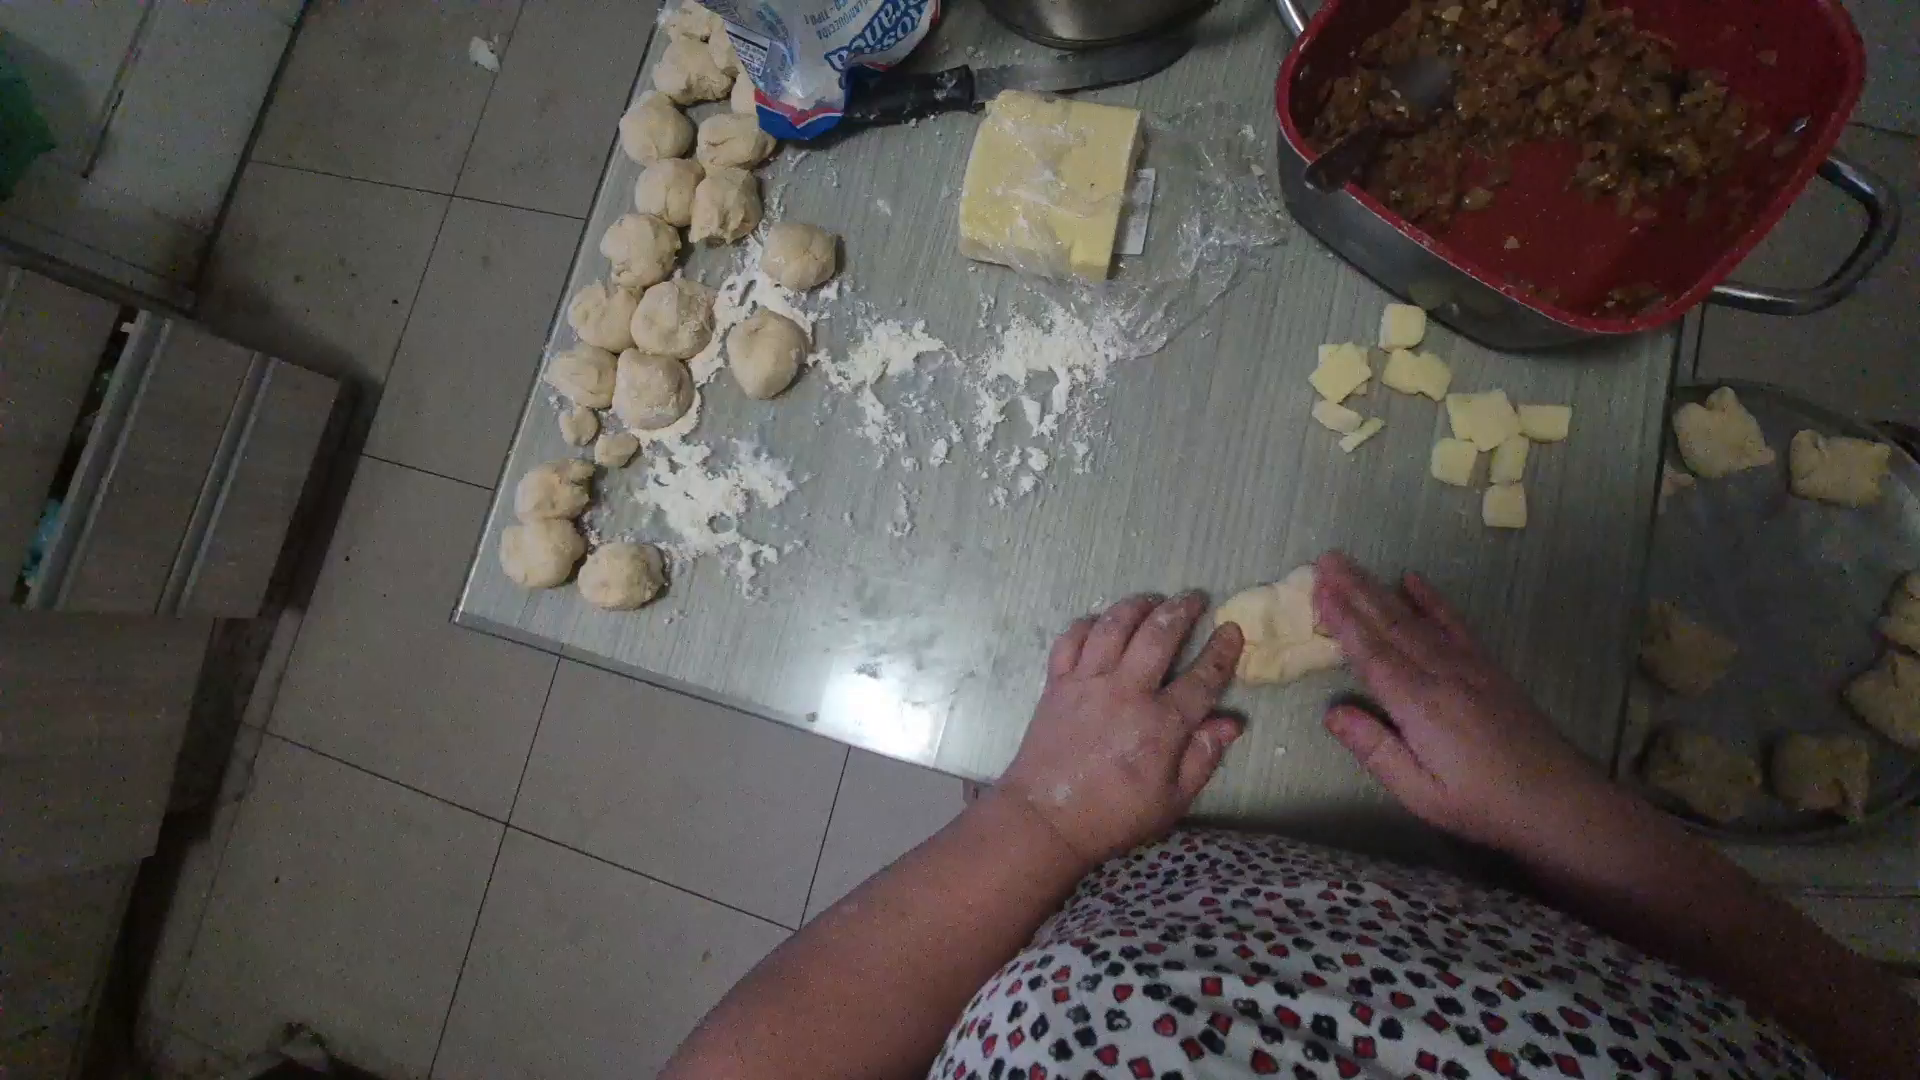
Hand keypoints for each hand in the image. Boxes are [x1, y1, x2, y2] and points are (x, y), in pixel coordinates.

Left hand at [996, 592, 1244, 866]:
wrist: (1046, 817)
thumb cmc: (1114, 815)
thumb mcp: (1171, 800)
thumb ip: (1203, 758)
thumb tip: (1231, 722)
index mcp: (1160, 724)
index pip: (1202, 677)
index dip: (1222, 651)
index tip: (1232, 629)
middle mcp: (1125, 692)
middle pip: (1158, 635)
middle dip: (1181, 610)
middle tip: (1195, 598)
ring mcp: (1087, 682)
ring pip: (1113, 626)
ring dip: (1136, 606)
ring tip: (1152, 599)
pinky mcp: (1057, 682)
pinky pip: (1071, 639)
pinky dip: (1087, 624)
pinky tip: (1100, 622)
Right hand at [1311, 553, 1613, 853]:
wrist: (1564, 806)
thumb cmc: (1483, 805)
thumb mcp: (1420, 793)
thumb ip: (1374, 750)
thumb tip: (1331, 713)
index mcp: (1420, 705)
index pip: (1371, 654)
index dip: (1343, 621)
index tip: (1318, 590)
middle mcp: (1442, 675)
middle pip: (1389, 624)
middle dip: (1354, 590)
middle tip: (1325, 560)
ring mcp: (1468, 667)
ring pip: (1414, 619)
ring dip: (1378, 589)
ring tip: (1350, 565)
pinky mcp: (1487, 668)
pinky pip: (1454, 625)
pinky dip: (1432, 600)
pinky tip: (1411, 580)